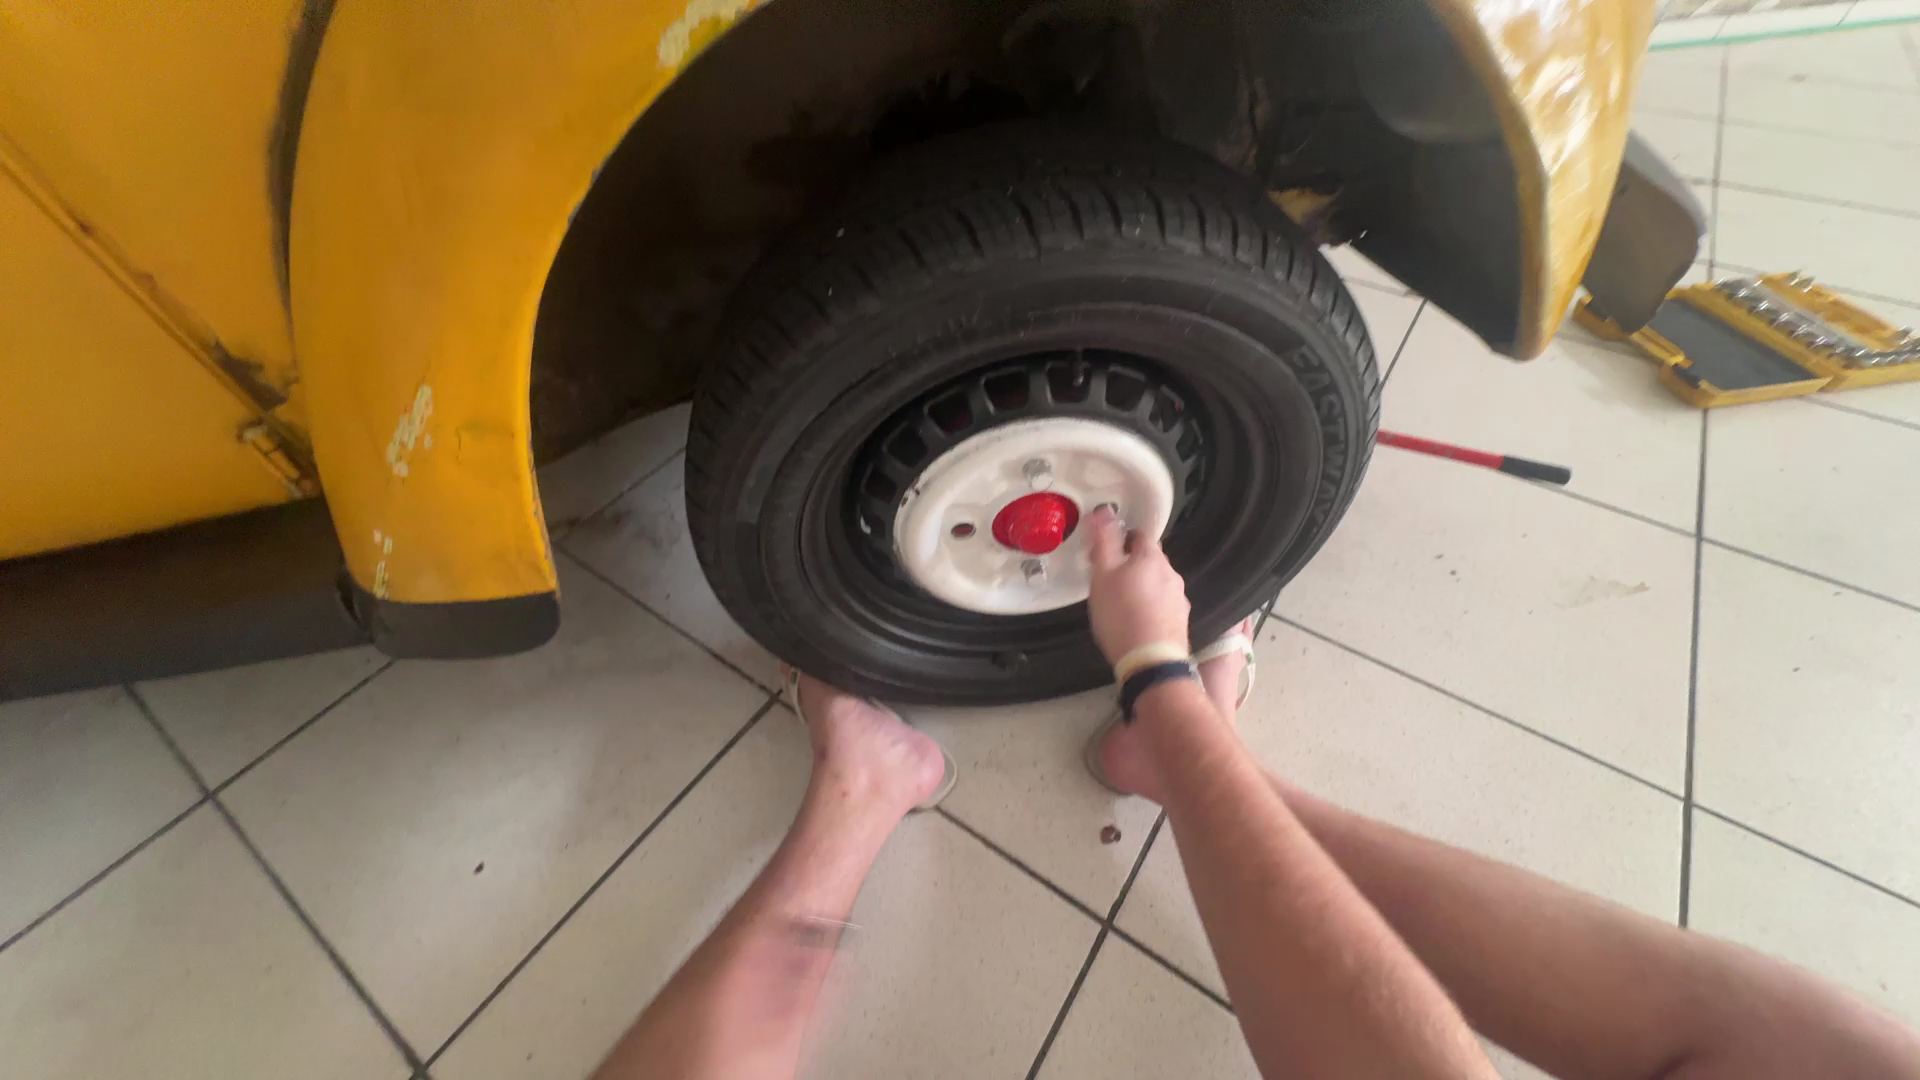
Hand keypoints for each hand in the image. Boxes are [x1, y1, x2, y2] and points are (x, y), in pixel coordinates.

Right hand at [1084, 506, 1189, 665]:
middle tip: (1108, 576)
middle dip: (1130, 563)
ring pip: (1157, 582)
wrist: (1150, 660)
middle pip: (1149, 558)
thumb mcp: (1102, 574)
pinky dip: (1150, 606)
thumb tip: (1103, 512)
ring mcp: (1178, 598)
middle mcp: (1170, 573)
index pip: (1139, 533)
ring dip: (1141, 585)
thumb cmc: (1122, 616)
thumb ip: (1103, 541)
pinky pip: (1162, 604)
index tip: (1107, 548)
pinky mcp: (1179, 620)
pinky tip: (1135, 620)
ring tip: (1120, 602)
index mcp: (1151, 557)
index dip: (1122, 537)